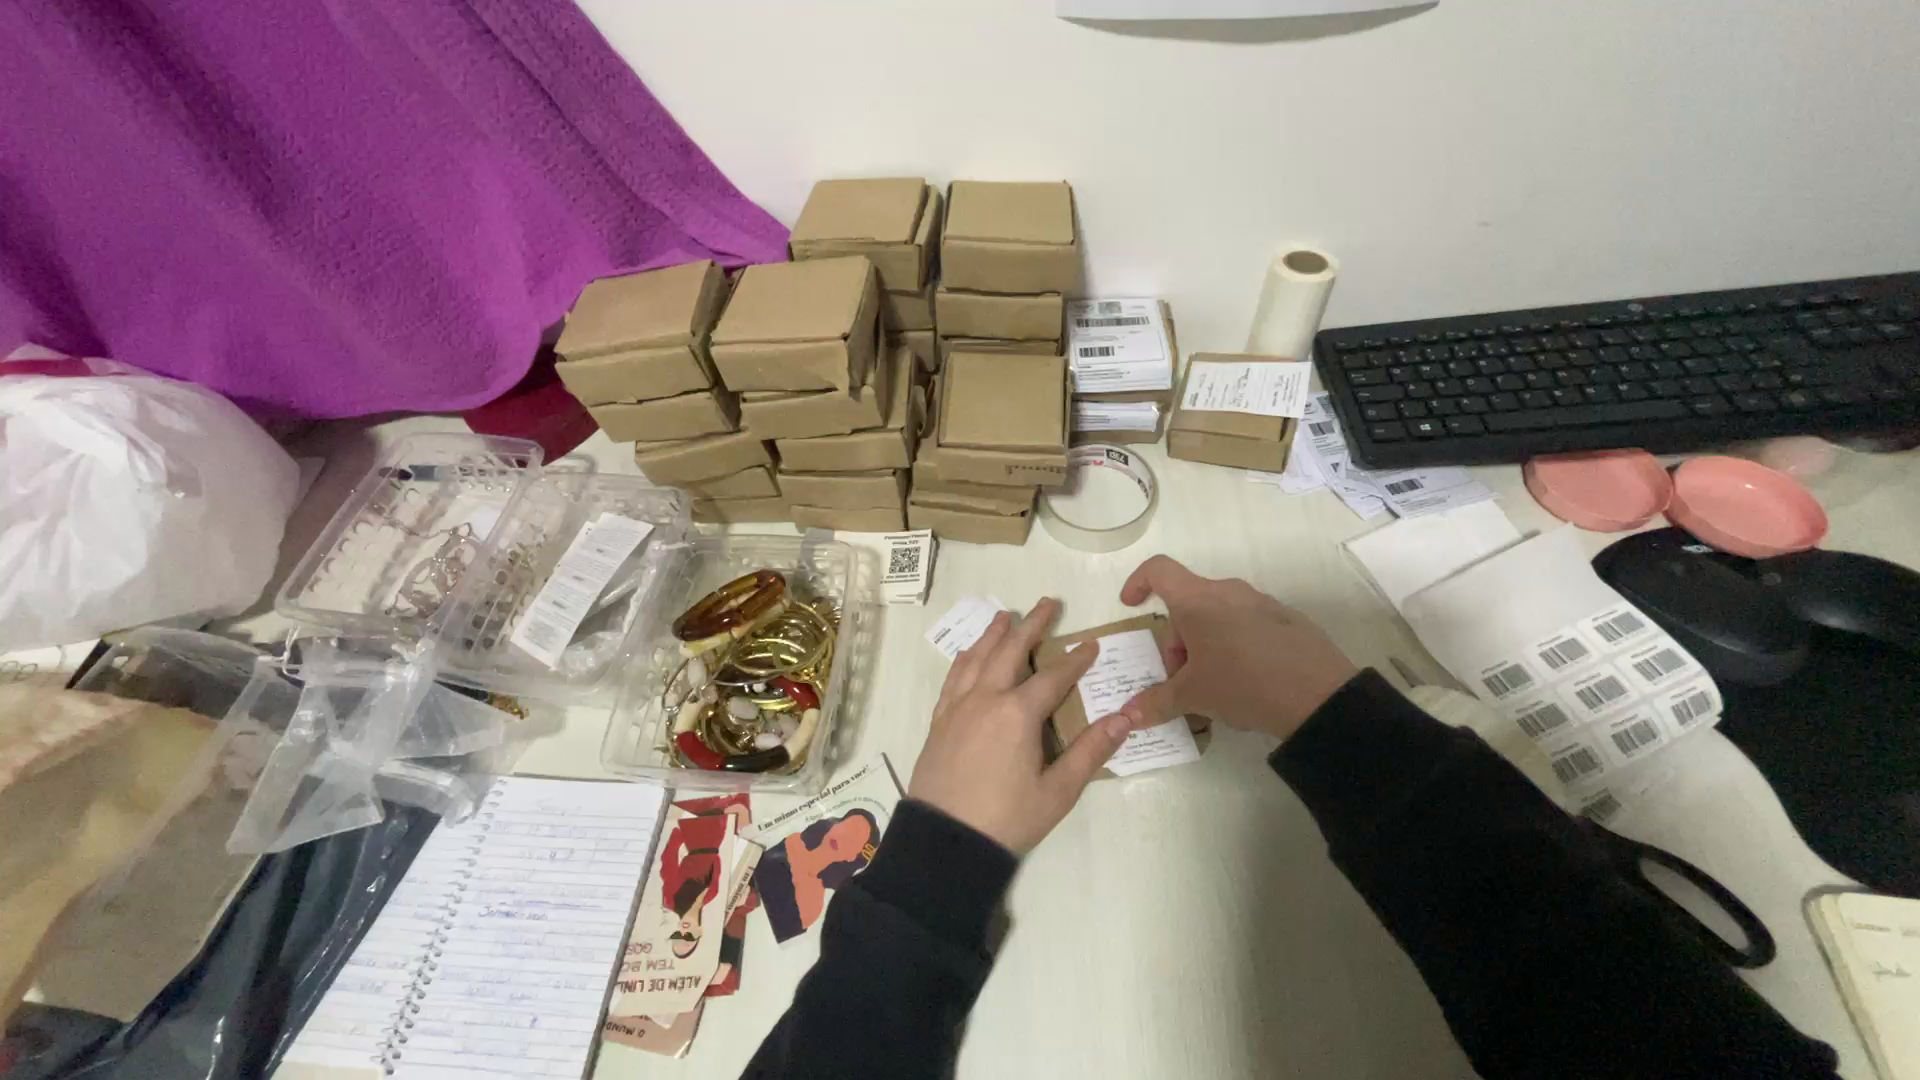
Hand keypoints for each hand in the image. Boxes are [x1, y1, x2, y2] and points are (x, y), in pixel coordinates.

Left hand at [909, 598, 1133, 855]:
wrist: (945, 841)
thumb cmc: (1007, 819)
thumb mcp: (1058, 791)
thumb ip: (1091, 751)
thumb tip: (1125, 718)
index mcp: (1018, 713)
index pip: (1053, 677)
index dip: (1076, 660)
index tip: (1092, 644)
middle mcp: (986, 698)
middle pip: (1010, 650)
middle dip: (1032, 625)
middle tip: (1048, 602)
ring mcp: (958, 707)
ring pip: (977, 657)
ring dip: (994, 633)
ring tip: (1006, 615)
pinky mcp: (940, 720)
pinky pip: (954, 677)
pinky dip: (966, 658)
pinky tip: (969, 654)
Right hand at [1117, 556, 1358, 742]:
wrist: (1319, 696)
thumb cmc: (1242, 684)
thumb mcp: (1193, 696)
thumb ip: (1156, 702)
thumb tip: (1127, 715)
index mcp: (1198, 601)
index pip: (1158, 571)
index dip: (1138, 582)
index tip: (1132, 606)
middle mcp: (1228, 592)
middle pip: (1187, 604)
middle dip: (1177, 641)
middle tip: (1182, 680)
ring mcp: (1262, 603)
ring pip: (1218, 616)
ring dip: (1205, 644)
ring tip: (1214, 685)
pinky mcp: (1288, 620)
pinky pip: (1247, 624)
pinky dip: (1235, 645)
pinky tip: (1247, 681)